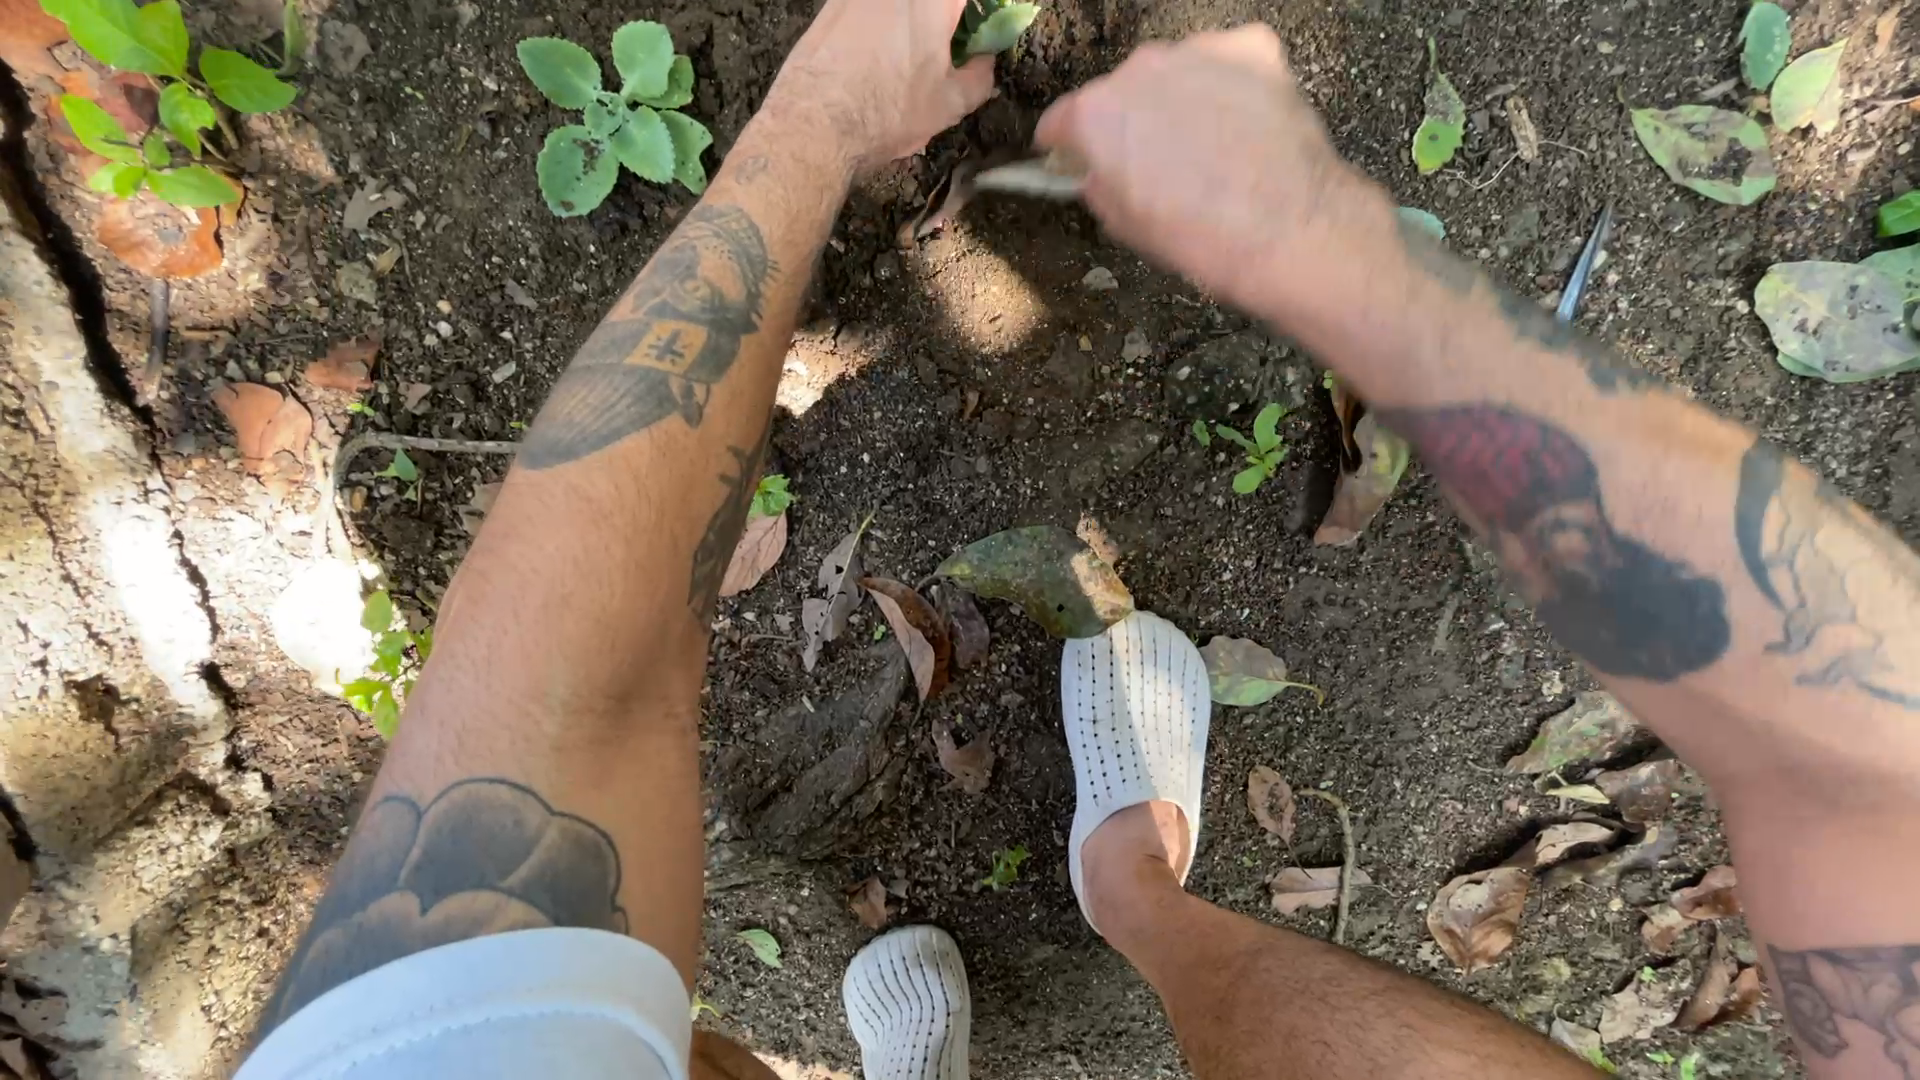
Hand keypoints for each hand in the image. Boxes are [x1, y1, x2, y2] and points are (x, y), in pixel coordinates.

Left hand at [769, 0, 995, 173]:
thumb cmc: (887, 113)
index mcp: (932, 0)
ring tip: (908, 63)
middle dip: (945, 20)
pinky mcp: (833, 5)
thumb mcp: (948, 105)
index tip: (983, 30)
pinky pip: (869, 11)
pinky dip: (880, 31)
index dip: (981, 12)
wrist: (816, 124)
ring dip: (909, 30)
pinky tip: (876, 64)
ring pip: (900, 10)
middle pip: (932, 4)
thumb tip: (984, 63)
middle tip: (949, 50)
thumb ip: (979, 77)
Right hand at [1035, 26, 1375, 318]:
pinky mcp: (1251, 47)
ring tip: (1202, 148)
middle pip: (1118, 93)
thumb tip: (1097, 172)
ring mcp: (1198, 50)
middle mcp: (1139, 69)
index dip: (1060, 146)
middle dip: (1125, 122)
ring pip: (1172, 75)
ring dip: (1175, 102)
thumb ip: (1098, 185)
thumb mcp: (1123, 225)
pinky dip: (1225, 88)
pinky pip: (1223, 64)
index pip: (1059, 121)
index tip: (1066, 159)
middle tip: (1147, 163)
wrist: (1283, 225)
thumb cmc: (1194, 237)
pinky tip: (1239, 128)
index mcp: (1096, 115)